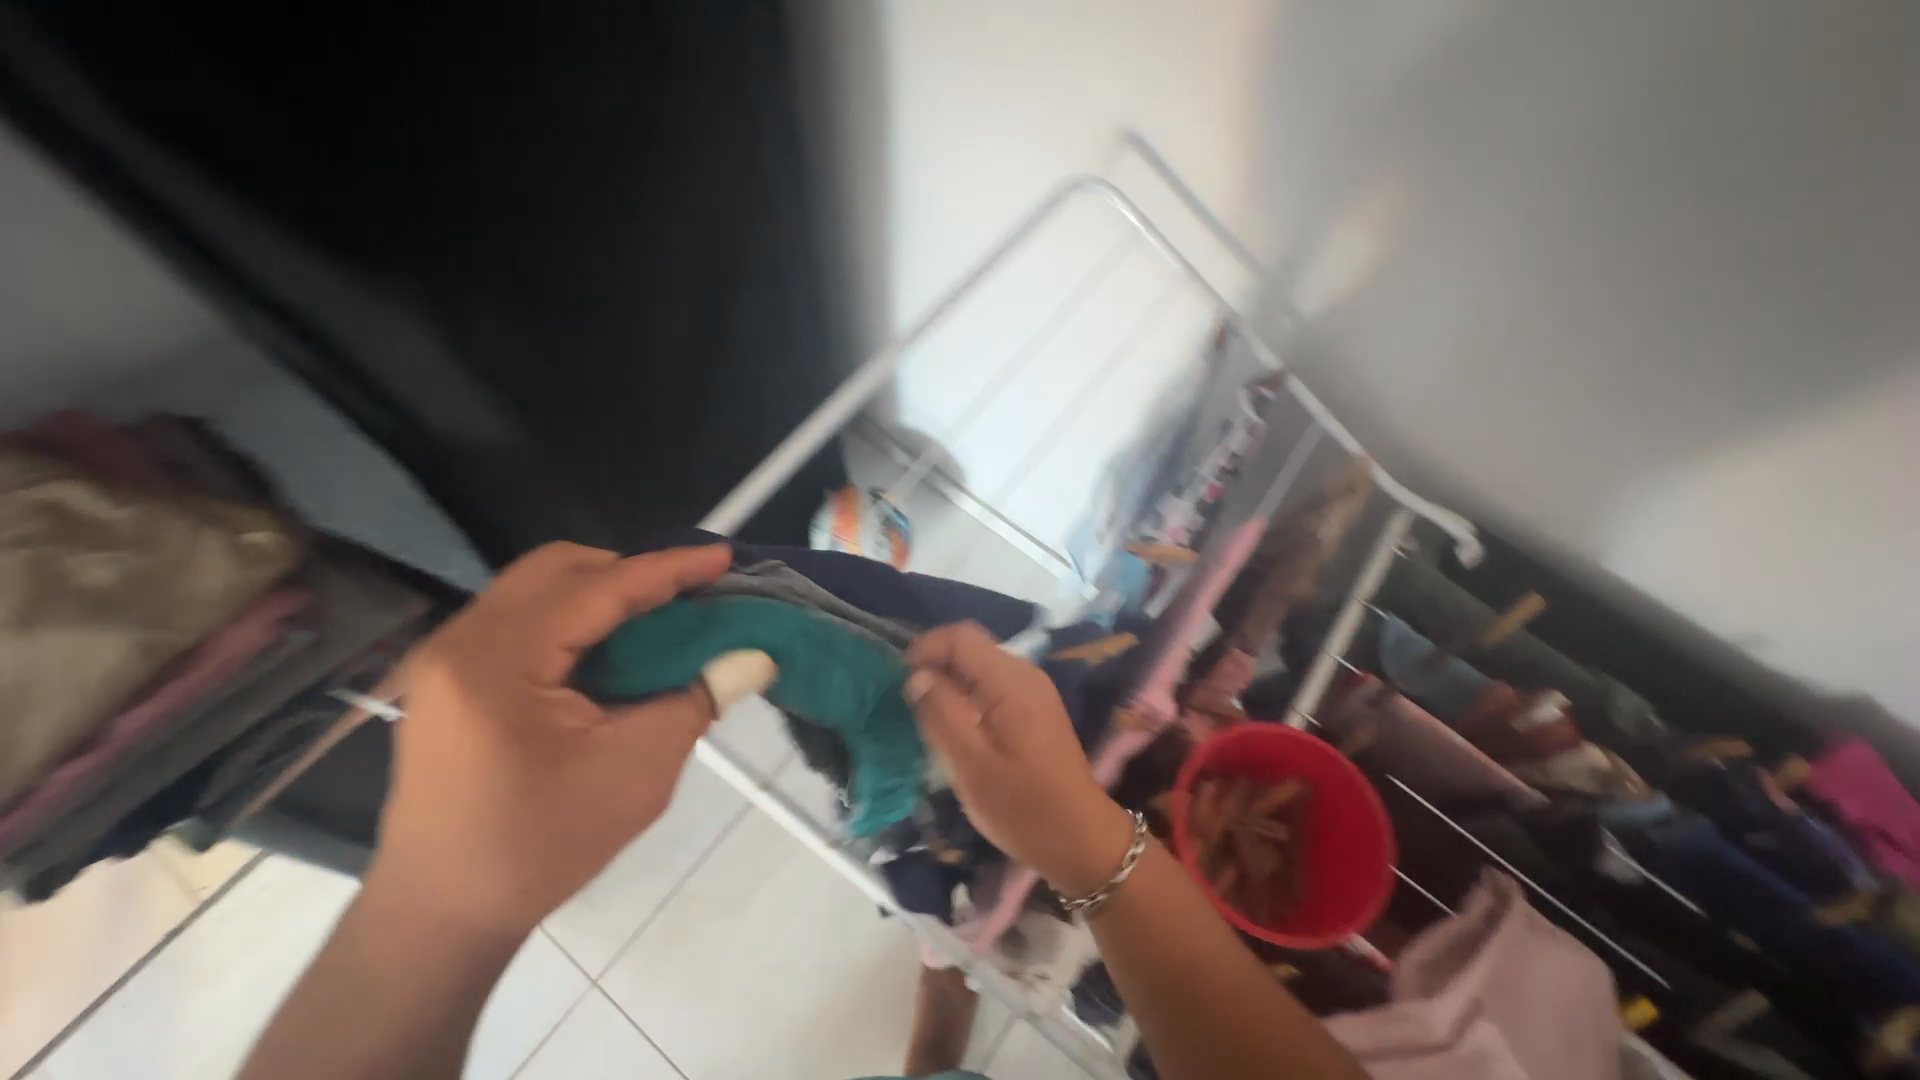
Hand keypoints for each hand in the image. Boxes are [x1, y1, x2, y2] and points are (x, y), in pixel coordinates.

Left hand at [365, 542, 769, 936]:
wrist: (441, 913)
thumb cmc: (539, 848)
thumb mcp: (636, 774)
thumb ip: (696, 701)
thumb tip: (752, 657)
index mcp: (496, 664)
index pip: (596, 589)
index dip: (667, 570)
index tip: (723, 558)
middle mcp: (460, 644)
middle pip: (556, 569)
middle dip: (629, 572)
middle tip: (688, 597)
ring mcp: (446, 659)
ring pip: (536, 589)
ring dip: (601, 594)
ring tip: (658, 622)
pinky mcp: (449, 678)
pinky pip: (521, 620)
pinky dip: (575, 620)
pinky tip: (612, 652)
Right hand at [905, 623, 1135, 897]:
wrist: (1080, 841)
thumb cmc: (1023, 807)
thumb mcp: (971, 764)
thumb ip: (941, 713)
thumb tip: (917, 677)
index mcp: (1011, 681)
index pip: (960, 636)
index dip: (924, 649)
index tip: (900, 684)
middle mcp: (1025, 676)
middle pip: (970, 649)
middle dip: (934, 668)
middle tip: (909, 707)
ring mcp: (1032, 693)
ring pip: (978, 669)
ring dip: (948, 686)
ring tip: (926, 722)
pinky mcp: (1032, 712)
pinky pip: (991, 689)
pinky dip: (966, 700)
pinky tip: (955, 733)